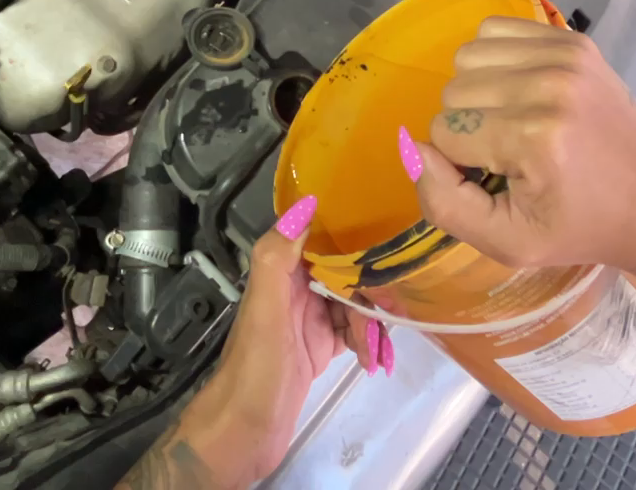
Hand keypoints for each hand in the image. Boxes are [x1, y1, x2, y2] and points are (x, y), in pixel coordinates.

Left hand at [160, 196, 388, 484]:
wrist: (244, 432)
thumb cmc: (255, 367)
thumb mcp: (266, 307)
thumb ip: (279, 255)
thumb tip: (306, 202)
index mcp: (281, 272)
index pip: (319, 238)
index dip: (349, 237)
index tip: (382, 241)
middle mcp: (294, 290)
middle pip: (342, 272)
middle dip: (369, 288)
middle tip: (391, 310)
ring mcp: (308, 320)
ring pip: (351, 303)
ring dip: (371, 320)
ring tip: (377, 349)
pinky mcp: (319, 348)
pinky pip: (351, 333)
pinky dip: (366, 342)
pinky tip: (374, 360)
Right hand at [398, 16, 635, 276]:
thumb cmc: (578, 226)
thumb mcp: (508, 242)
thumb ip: (445, 202)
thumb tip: (414, 147)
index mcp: (533, 139)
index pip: (444, 132)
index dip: (459, 161)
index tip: (497, 178)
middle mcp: (547, 86)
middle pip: (452, 91)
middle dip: (466, 125)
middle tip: (505, 151)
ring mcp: (563, 56)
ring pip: (466, 58)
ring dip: (476, 90)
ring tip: (510, 116)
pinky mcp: (572, 39)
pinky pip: (493, 30)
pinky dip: (493, 59)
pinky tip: (517, 88)